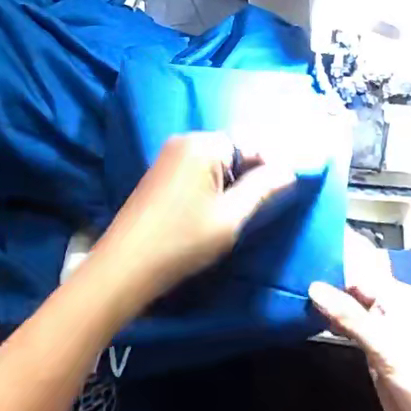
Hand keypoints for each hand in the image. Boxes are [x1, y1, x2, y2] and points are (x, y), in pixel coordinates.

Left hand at [89, 132, 295, 305]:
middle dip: (248, 174)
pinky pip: (197, 169)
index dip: (268, 167)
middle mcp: (186, 140)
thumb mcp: (230, 218)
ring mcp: (169, 156)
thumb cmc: (181, 242)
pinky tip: (208, 212)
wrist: (121, 270)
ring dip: (229, 182)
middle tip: (253, 208)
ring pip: (215, 161)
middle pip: (233, 150)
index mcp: (204, 144)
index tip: (276, 195)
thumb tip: (289, 170)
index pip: (252, 144)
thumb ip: (262, 189)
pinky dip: (210, 185)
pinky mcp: (159, 173)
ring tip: (233, 213)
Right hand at [309, 241, 410, 410]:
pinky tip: (317, 318)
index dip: (336, 263)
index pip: (361, 270)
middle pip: (355, 286)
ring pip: (351, 306)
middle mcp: (390, 307)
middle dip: (330, 281)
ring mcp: (382, 328)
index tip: (307, 257)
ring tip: (300, 292)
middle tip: (297, 272)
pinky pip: (350, 327)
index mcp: (398, 295)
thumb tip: (316, 289)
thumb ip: (349, 316)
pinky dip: (334, 321)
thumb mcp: (383, 344)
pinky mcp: (374, 349)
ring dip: (329, 301)